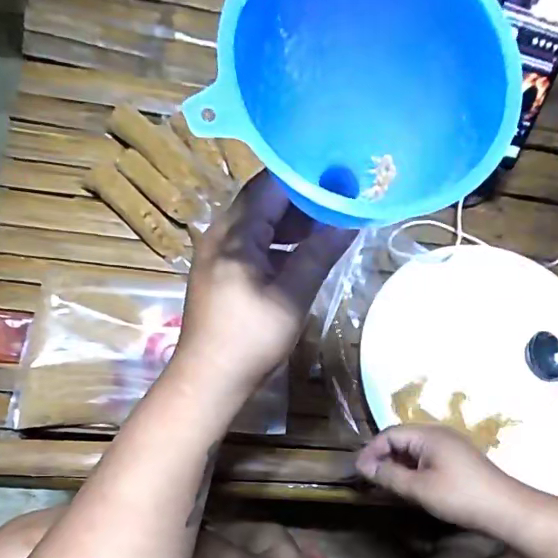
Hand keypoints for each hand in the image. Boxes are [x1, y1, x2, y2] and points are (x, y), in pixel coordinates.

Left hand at [174, 172, 357, 392]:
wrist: (209, 380)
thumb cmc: (250, 340)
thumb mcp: (291, 298)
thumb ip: (318, 255)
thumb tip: (349, 222)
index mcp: (235, 233)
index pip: (272, 185)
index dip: (307, 178)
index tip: (341, 177)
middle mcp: (221, 234)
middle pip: (264, 201)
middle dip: (304, 199)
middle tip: (343, 201)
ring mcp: (217, 254)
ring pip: (259, 224)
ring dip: (293, 223)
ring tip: (331, 226)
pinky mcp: (220, 273)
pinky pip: (253, 244)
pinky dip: (279, 243)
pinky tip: (305, 254)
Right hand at [355, 425, 537, 531]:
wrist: (503, 509)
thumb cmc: (458, 496)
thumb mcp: (418, 488)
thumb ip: (388, 475)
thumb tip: (364, 466)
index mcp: (429, 435)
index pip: (390, 433)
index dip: (371, 451)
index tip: (358, 472)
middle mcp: (439, 434)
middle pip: (401, 439)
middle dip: (382, 457)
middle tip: (368, 479)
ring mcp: (450, 447)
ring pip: (414, 450)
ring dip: (396, 464)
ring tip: (384, 485)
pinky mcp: (457, 461)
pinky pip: (427, 458)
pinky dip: (412, 469)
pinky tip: (408, 486)